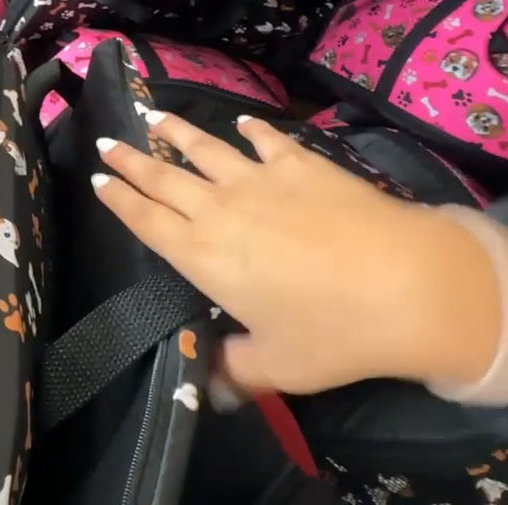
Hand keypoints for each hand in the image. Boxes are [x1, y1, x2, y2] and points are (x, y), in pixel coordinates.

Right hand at [92, 113, 502, 395]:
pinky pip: (265, 140)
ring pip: (203, 148)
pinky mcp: (298, 164)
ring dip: (174, 132)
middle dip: (129, 159)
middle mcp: (218, 209)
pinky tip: (243, 123)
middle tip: (106, 142)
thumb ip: (235, 370)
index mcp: (203, 254)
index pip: (146, 220)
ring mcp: (257, 180)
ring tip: (153, 118)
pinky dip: (251, 129)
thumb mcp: (278, 367)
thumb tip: (210, 389)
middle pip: (162, 178)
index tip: (98, 179)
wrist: (410, 285)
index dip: (118, 198)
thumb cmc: (335, 331)